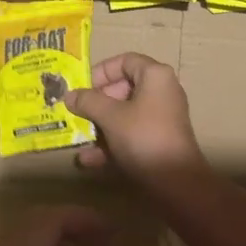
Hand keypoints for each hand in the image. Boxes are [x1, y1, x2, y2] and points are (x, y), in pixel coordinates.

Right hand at [64, 53, 205, 181]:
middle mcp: (162, 91)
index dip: (101, 72)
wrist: (176, 184)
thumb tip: (69, 95)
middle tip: (78, 114)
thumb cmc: (143, 137)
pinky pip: (132, 133)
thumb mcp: (111, 117)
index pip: (125, 61)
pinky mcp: (160, 141)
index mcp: (155, 76)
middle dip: (97, 102)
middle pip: (124, 88)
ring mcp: (162, 117)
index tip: (82, 87)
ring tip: (79, 137)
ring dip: (101, 125)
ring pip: (126, 114)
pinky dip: (112, 143)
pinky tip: (89, 159)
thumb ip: (88, 102)